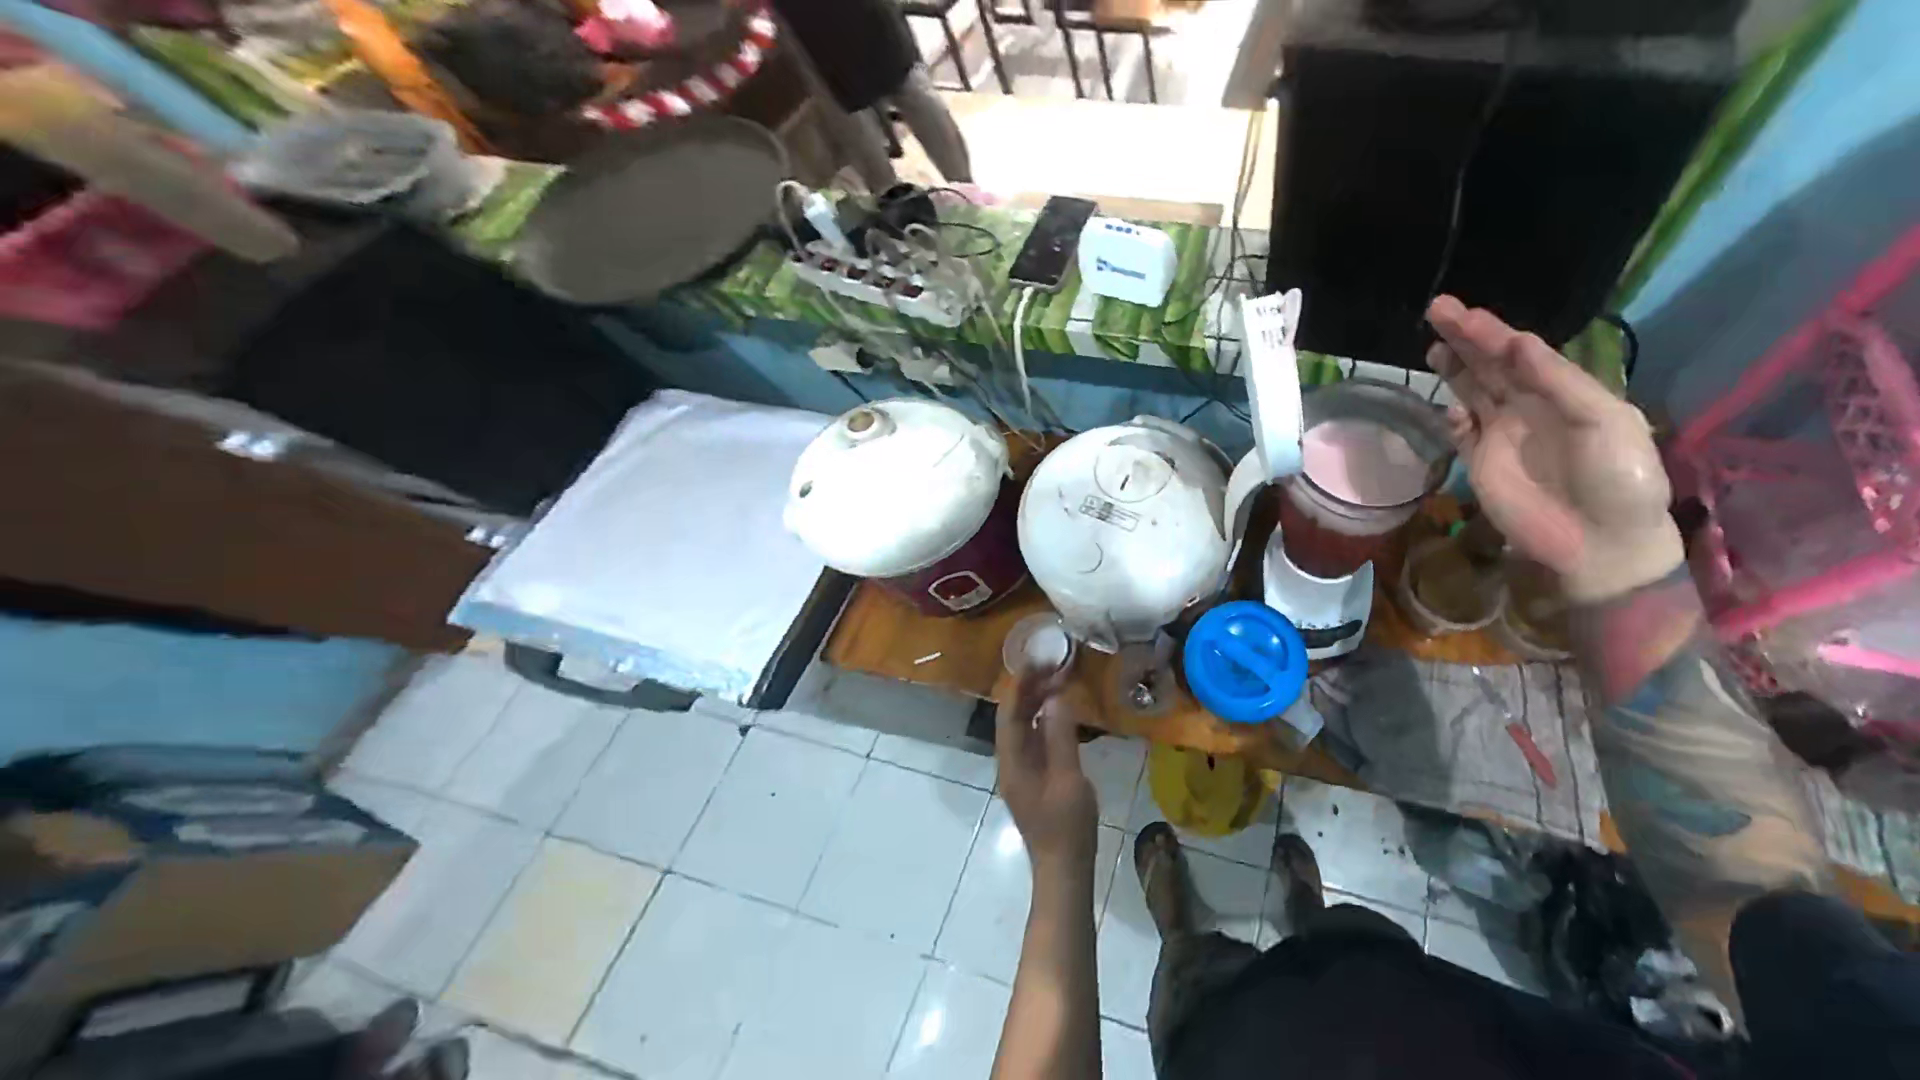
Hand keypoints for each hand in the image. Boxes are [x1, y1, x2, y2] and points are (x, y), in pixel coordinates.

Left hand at [996, 674, 1097, 873]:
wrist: (1063, 868)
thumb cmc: (1067, 826)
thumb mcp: (1069, 778)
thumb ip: (1060, 736)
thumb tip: (1055, 697)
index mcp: (1011, 759)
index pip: (1009, 711)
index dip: (1022, 683)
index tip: (1039, 659)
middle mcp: (1008, 760)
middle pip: (1012, 715)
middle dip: (1029, 688)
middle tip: (1053, 665)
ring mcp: (1018, 769)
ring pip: (1021, 726)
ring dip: (1036, 702)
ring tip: (1058, 680)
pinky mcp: (1031, 777)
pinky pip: (1031, 738)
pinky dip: (1043, 720)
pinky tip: (1060, 713)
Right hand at [1425, 296, 1684, 601]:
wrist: (1598, 541)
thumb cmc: (1616, 479)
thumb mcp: (1603, 423)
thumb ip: (1559, 383)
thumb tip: (1517, 345)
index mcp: (1564, 392)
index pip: (1520, 354)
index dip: (1490, 333)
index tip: (1461, 315)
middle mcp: (1530, 406)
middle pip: (1490, 366)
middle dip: (1465, 339)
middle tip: (1437, 311)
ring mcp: (1502, 435)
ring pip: (1472, 392)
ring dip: (1454, 369)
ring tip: (1432, 346)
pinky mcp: (1480, 462)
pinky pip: (1461, 431)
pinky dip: (1452, 416)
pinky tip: (1447, 407)